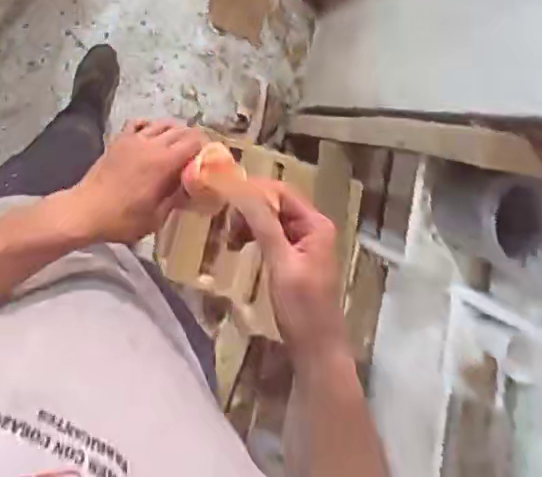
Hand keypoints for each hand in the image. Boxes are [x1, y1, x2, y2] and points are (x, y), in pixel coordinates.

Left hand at [47, 121, 205, 245]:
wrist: (86, 209)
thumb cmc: (123, 219)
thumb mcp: (157, 216)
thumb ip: (176, 197)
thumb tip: (193, 186)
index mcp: (163, 162)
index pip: (193, 142)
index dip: (205, 146)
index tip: (210, 157)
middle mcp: (150, 144)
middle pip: (180, 130)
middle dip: (193, 138)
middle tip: (198, 153)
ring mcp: (133, 139)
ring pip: (161, 123)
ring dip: (175, 130)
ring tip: (179, 143)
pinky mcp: (119, 139)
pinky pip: (139, 123)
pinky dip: (150, 125)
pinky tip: (152, 135)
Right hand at [236, 183, 348, 364]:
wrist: (317, 352)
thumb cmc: (302, 309)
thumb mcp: (281, 264)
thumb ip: (264, 225)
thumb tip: (242, 189)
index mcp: (316, 225)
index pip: (281, 191)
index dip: (253, 190)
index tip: (225, 196)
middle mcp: (312, 227)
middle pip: (275, 202)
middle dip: (249, 207)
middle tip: (225, 221)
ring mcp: (304, 241)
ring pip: (270, 217)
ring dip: (248, 221)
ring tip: (230, 236)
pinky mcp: (294, 255)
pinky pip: (270, 232)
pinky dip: (253, 234)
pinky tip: (238, 244)